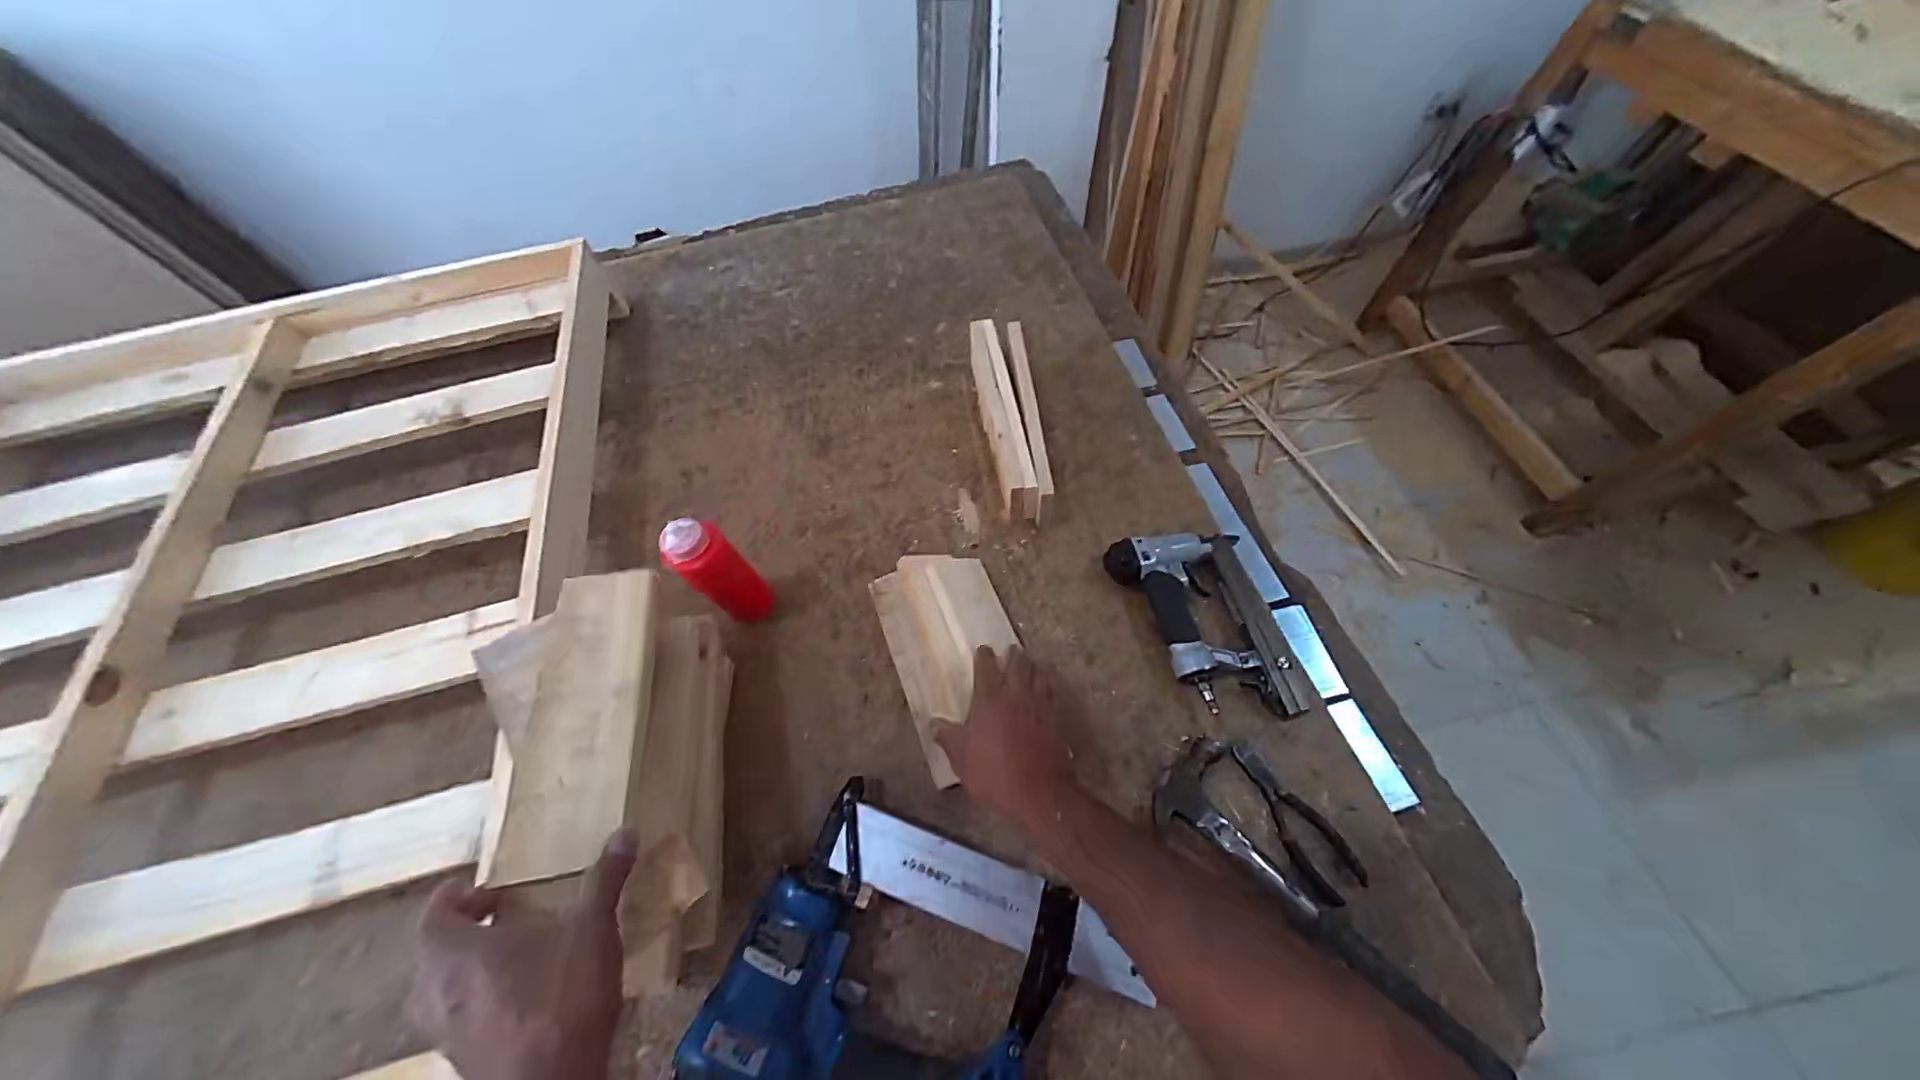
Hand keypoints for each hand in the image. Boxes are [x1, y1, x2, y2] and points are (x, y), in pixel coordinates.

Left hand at [410, 831, 636, 1079]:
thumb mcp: (592, 924)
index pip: (433, 915)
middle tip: (505, 915)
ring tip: (516, 953)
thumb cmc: (561, 994)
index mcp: (453, 953)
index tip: (491, 887)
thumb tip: (625, 831)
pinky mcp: (465, 1061)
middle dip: (466, 931)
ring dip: (471, 967)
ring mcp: (445, 1034)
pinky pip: (462, 1018)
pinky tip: (525, 995)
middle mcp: (435, 993)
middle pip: (433, 953)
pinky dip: (483, 999)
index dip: (459, 896)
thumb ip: (604, 878)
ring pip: (442, 990)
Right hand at [935, 646, 1077, 831]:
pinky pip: (1052, 693)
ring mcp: (1039, 706)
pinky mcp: (1055, 720)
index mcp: (990, 701)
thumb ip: (949, 738)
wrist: (1038, 792)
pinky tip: (1047, 688)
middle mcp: (1016, 696)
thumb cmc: (994, 774)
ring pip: (1040, 675)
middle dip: (1014, 655)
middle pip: (1018, 665)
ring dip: (1034, 666)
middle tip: (1012, 650)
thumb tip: (934, 724)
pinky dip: (1049, 685)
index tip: (983, 650)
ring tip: (1032, 663)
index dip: (984, 656)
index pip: (986, 668)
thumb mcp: (962, 759)